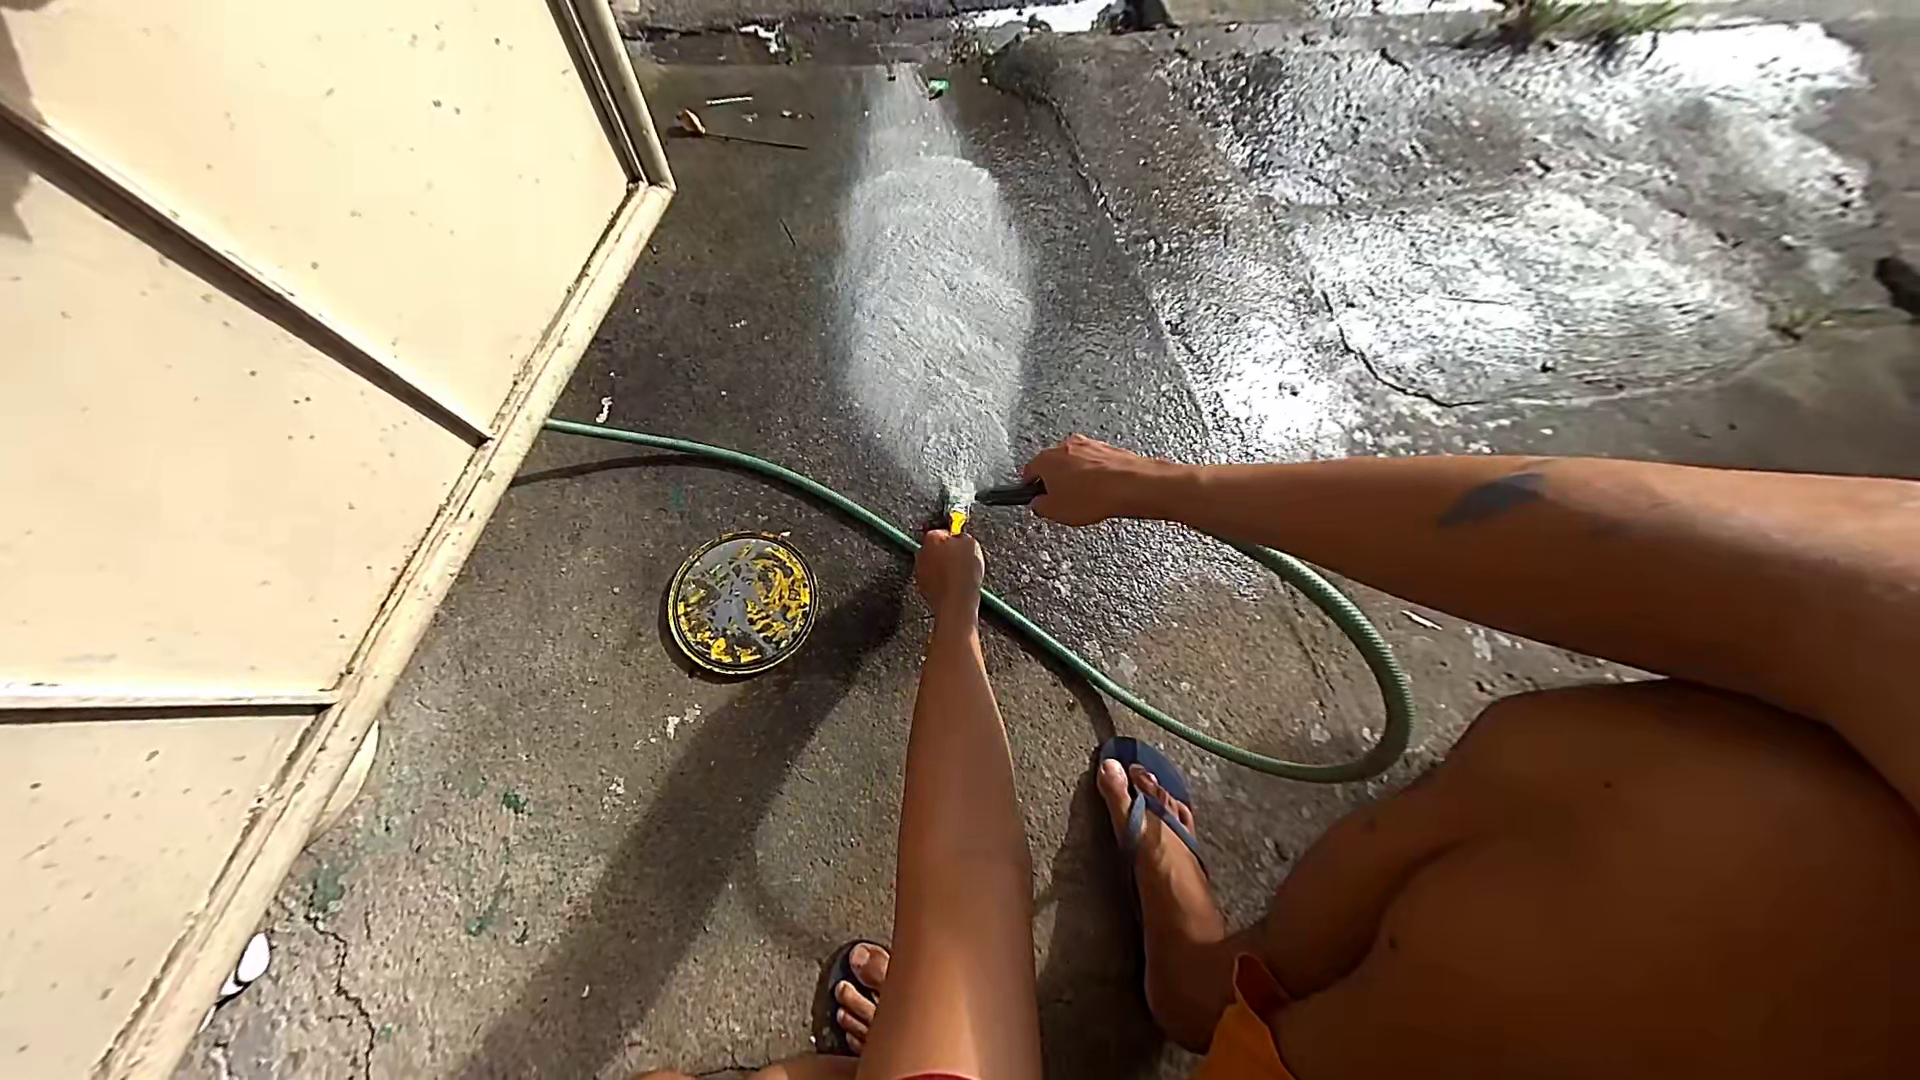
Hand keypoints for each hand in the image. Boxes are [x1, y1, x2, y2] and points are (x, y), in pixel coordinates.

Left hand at [915, 530, 984, 614]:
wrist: (956, 600)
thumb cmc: (963, 572)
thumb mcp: (972, 544)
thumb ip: (963, 536)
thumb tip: (960, 537)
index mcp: (932, 537)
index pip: (944, 531)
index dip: (956, 538)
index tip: (963, 545)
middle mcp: (921, 552)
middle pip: (937, 548)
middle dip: (948, 552)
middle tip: (963, 560)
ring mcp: (920, 570)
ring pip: (935, 564)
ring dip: (945, 567)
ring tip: (960, 575)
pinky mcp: (922, 585)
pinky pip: (934, 578)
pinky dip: (942, 580)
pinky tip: (954, 584)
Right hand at [1021, 434, 1174, 525]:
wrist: (1130, 485)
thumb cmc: (1093, 495)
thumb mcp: (1055, 512)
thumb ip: (1040, 507)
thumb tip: (1039, 505)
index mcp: (1045, 459)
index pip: (1028, 471)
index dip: (1030, 487)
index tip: (1034, 495)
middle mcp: (1065, 446)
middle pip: (1053, 464)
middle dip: (1055, 481)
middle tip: (1060, 500)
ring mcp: (1089, 446)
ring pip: (1075, 462)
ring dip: (1077, 477)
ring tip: (1084, 499)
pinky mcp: (1108, 449)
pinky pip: (1095, 464)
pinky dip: (1095, 475)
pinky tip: (1100, 491)